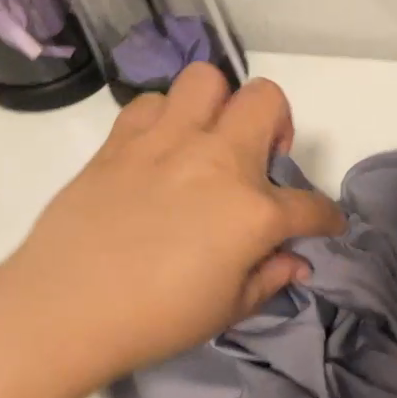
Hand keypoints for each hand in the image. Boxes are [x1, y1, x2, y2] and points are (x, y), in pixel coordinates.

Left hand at [0, 64, 344, 387]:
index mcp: (255, 212)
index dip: (328, 218)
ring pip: (207, 80)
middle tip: (264, 162)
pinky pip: (154, 103)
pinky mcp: (120, 141)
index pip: (312, 206)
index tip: (327, 225)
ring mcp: (166, 143)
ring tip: (212, 144)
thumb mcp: (232, 308)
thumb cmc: (161, 318)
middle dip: (279, 125)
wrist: (68, 308)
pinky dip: (168, 119)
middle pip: (266, 101)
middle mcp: (217, 161)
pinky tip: (165, 153)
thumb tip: (294, 260)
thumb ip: (271, 276)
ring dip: (220, 106)